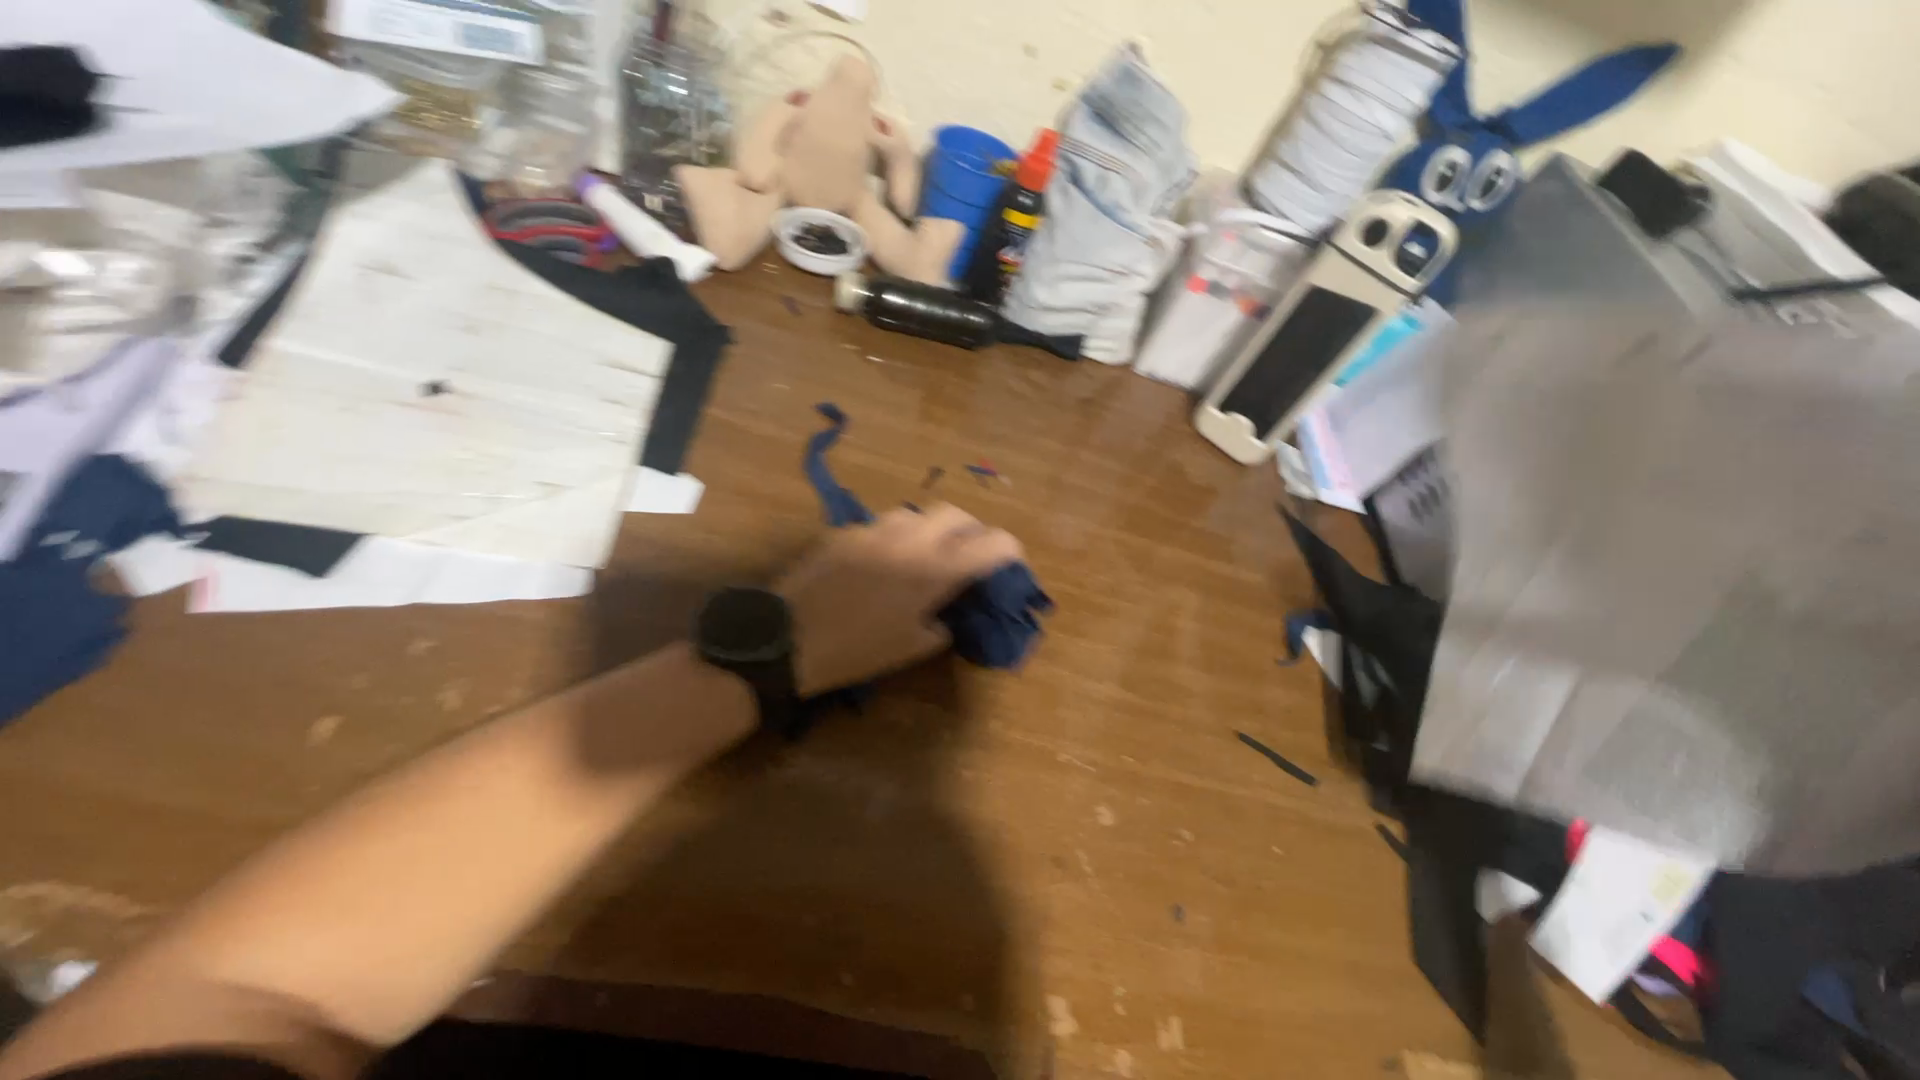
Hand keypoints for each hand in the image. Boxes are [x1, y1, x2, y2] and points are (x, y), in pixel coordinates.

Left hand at [777, 504, 1023, 695]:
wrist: (787, 637)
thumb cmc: (856, 651)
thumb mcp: (910, 648)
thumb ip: (940, 625)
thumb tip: (945, 615)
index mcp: (934, 571)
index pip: (991, 543)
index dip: (1008, 548)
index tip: (1011, 558)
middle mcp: (910, 540)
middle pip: (955, 514)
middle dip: (971, 529)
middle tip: (970, 551)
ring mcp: (874, 530)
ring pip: (915, 513)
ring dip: (931, 528)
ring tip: (926, 553)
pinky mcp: (844, 532)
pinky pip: (880, 526)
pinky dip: (894, 538)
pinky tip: (882, 561)